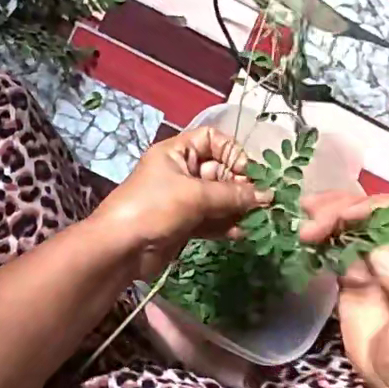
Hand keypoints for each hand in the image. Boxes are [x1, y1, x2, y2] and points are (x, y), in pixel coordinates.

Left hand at [89, 127, 270, 277]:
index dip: (232, 152)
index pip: (211, 139)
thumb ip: (232, 194)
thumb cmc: (154, 208)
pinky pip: (211, 219)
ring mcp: (182, 199)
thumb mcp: (195, 195)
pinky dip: (225, 225)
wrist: (121, 247)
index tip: (246, 172)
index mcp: (175, 153)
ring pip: (218, 198)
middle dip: (240, 185)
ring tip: (256, 219)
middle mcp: (179, 172)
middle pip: (219, 170)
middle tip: (258, 202)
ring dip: (236, 208)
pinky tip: (239, 233)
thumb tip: (267, 195)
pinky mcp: (184, 223)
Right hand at [300, 193, 388, 387]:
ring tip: (304, 226)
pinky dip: (318, 235)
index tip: (351, 216)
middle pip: (376, 212)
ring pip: (353, 222)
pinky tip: (302, 235)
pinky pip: (334, 244)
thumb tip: (381, 250)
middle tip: (314, 223)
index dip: (383, 206)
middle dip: (344, 209)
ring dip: (326, 216)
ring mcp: (377, 261)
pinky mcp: (352, 273)